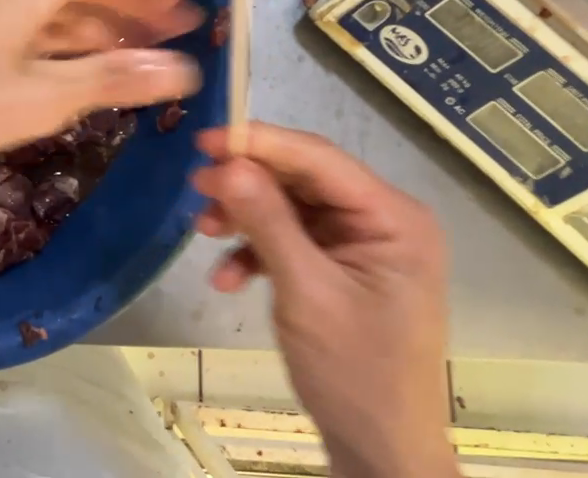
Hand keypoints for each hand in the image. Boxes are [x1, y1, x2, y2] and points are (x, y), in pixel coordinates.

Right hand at [192, 125, 456, 477]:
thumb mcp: (305, 292)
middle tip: (194, 188)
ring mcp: (359, 244)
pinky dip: (253, 252)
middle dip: (246, 184)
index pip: (317, 158)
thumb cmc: (354, 373)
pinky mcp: (338, 266)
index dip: (258, 143)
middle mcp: (380, 220)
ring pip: (287, 206)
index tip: (202, 141)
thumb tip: (225, 163)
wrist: (380, 454)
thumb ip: (267, 221)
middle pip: (300, 178)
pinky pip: (288, 238)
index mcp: (393, 217)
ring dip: (244, 217)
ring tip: (203, 232)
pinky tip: (226, 279)